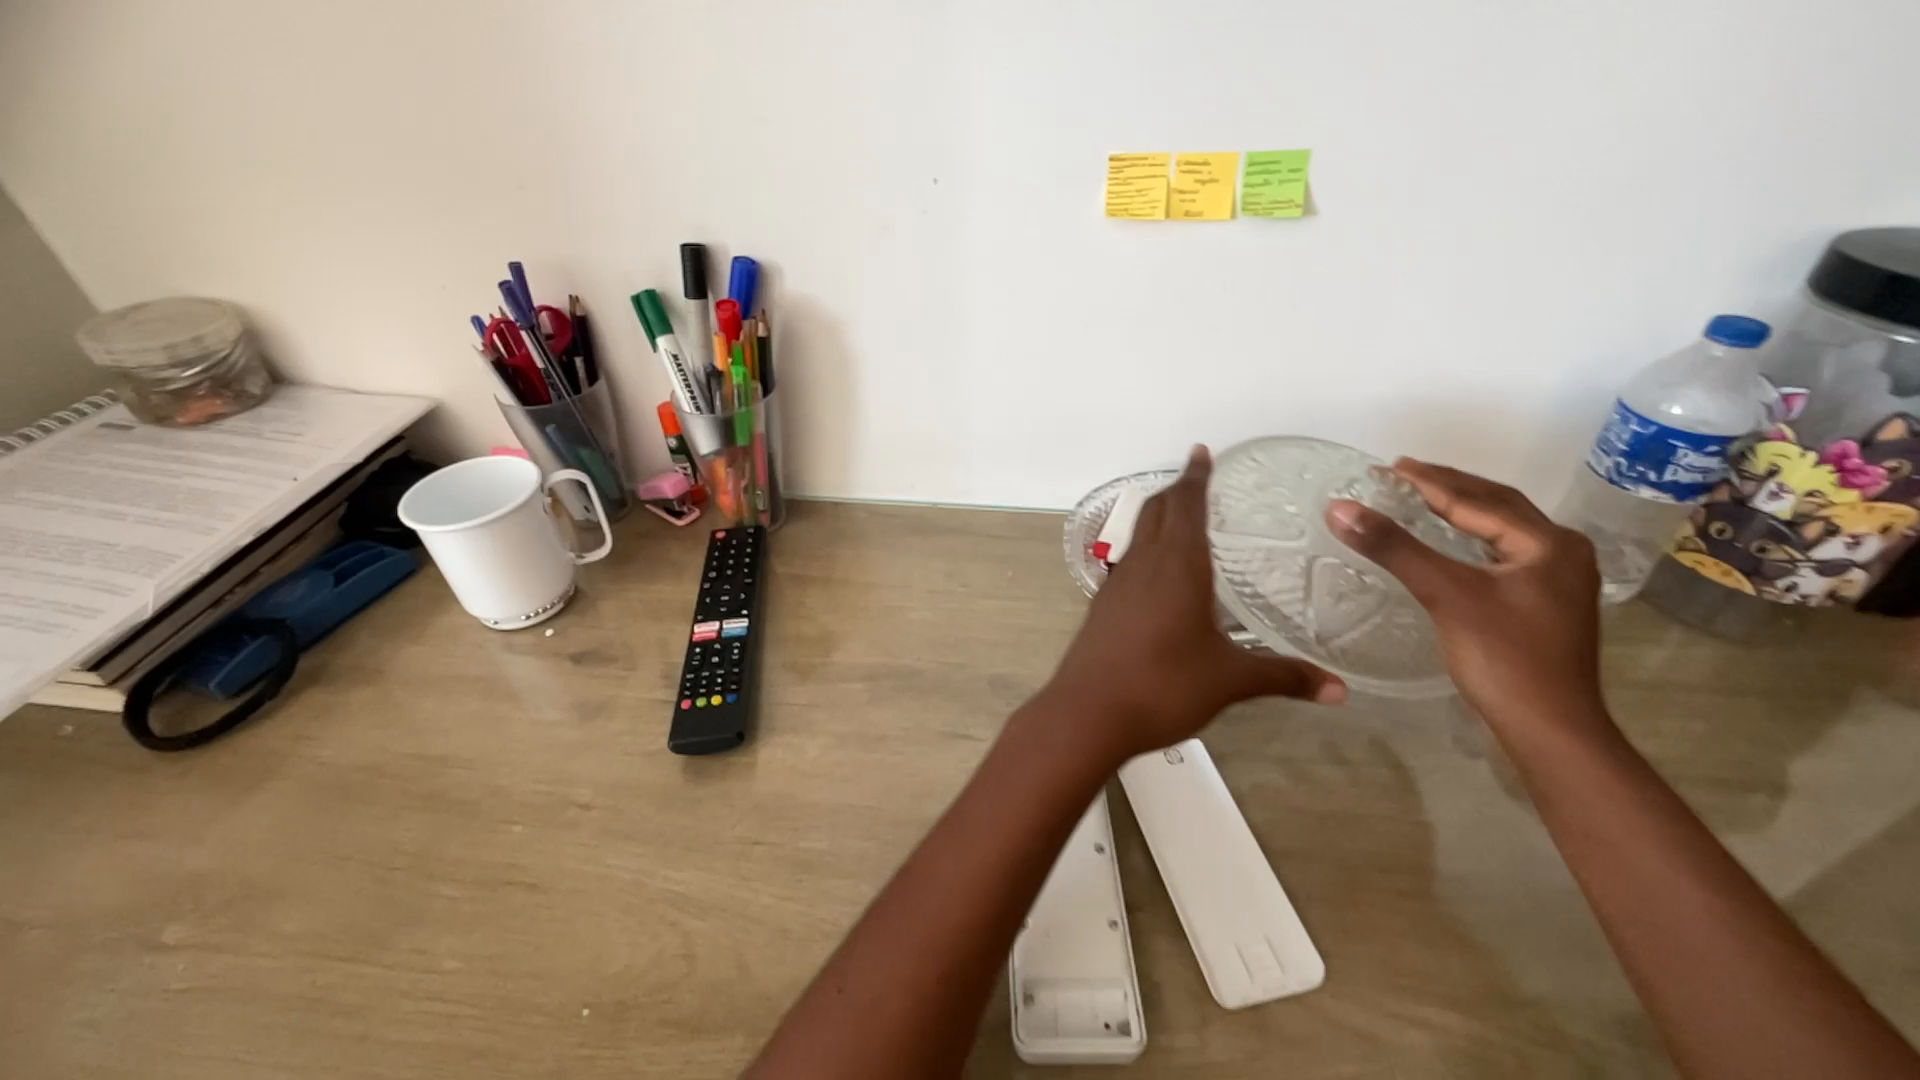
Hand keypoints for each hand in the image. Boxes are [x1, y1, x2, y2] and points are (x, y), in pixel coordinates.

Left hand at [1041, 446, 1345, 762]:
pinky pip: (1127, 564)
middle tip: (1196, 479)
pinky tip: (1156, 577)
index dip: (1195, 476)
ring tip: (1179, 520)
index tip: (1201, 452)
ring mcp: (1116, 586)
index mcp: (1176, 566)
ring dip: (1157, 519)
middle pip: (1155, 512)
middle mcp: (1142, 566)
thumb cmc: (1162, 687)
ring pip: (1137, 537)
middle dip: (1175, 491)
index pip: (1185, 505)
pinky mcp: (1102, 610)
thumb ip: (1283, 677)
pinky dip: (1145, 552)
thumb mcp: (1230, 680)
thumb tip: (1339, 690)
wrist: (1086, 716)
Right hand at [1324, 459, 1604, 726]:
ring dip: (1462, 512)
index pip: (1479, 500)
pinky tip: (1450, 545)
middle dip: (1449, 488)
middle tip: (1402, 474)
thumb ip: (1395, 548)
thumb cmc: (1504, 659)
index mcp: (1549, 543)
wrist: (1550, 729)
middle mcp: (1562, 553)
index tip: (1388, 467)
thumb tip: (1340, 508)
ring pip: (1502, 531)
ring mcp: (1557, 581)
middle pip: (1498, 507)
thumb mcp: (1446, 596)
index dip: (1430, 482)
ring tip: (1421, 499)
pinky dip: (1471, 540)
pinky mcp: (1544, 605)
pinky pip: (1503, 555)